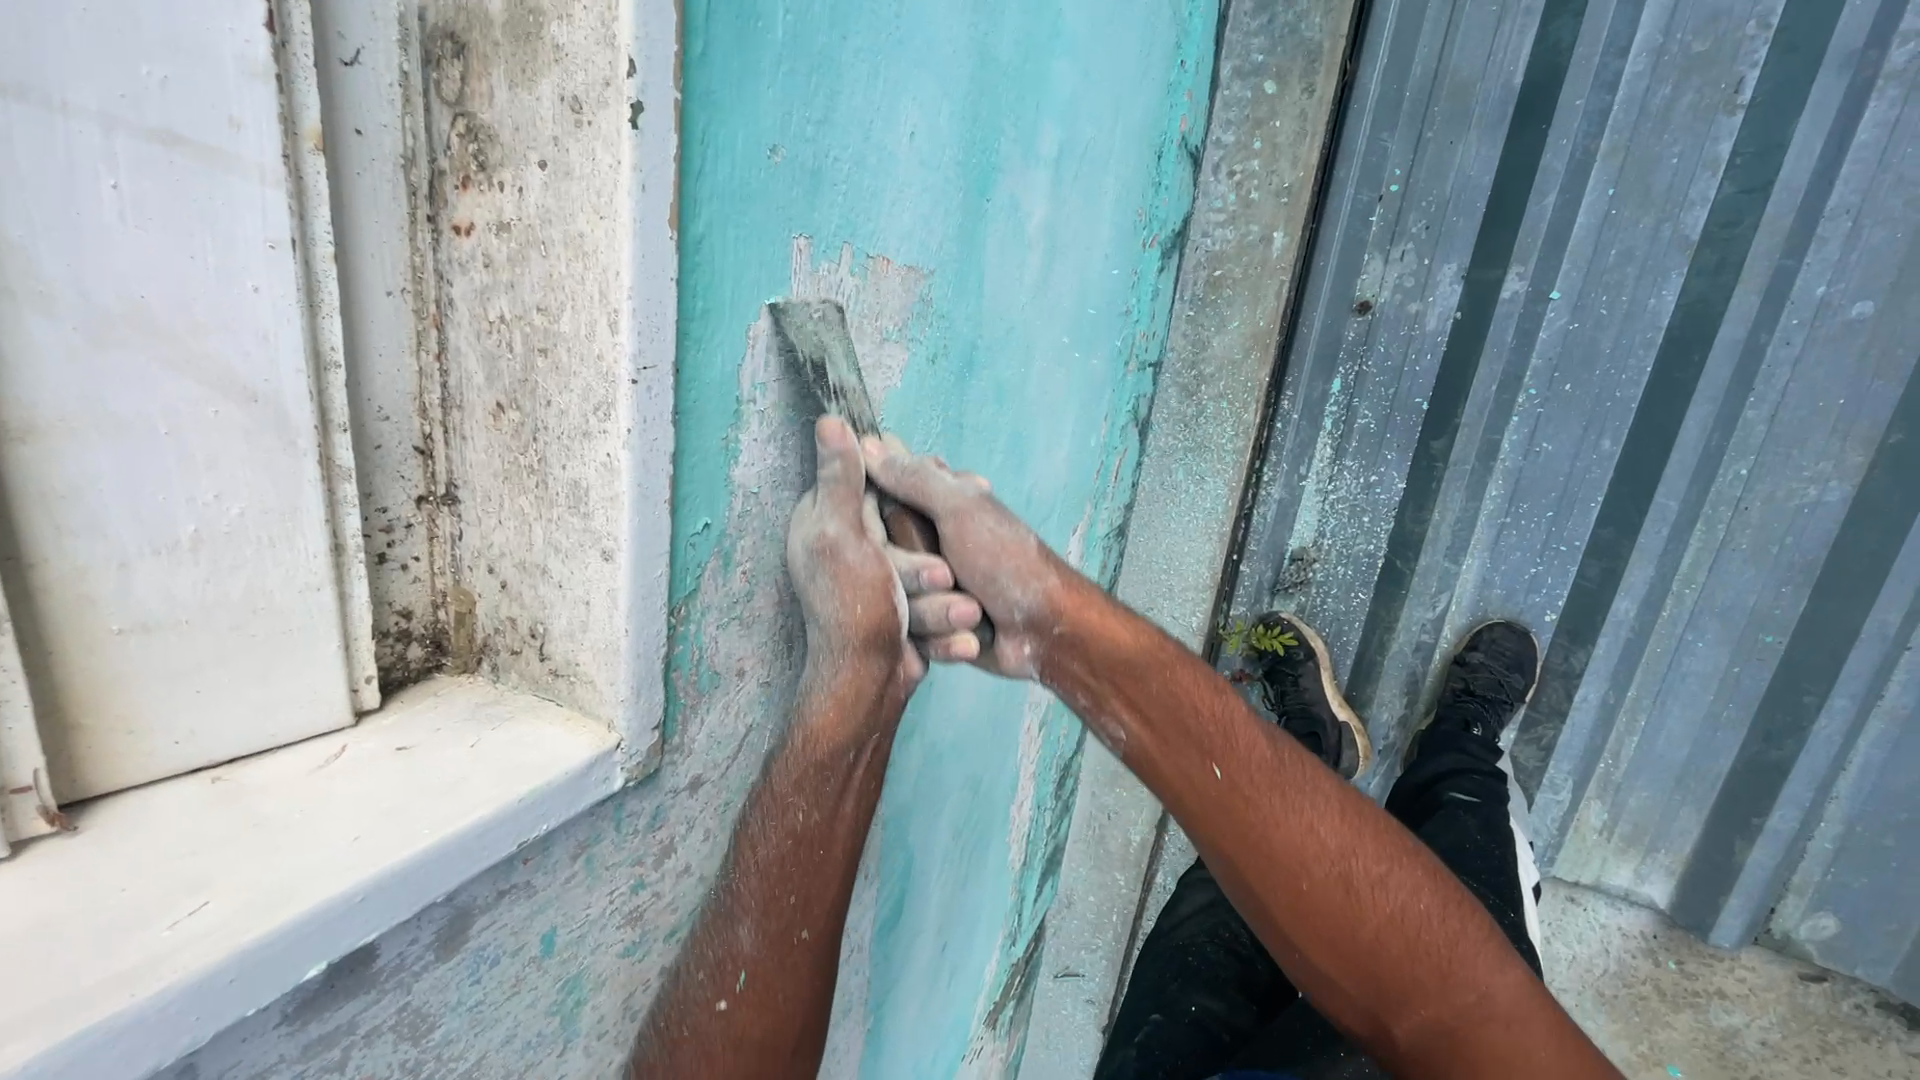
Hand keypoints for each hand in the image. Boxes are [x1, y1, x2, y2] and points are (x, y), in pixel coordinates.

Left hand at [787, 418, 978, 698]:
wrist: (872, 686)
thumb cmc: (853, 609)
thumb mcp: (842, 535)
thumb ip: (840, 479)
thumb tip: (829, 420)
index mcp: (825, 523)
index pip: (869, 490)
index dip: (902, 498)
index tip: (935, 499)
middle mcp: (848, 549)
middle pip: (906, 533)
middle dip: (927, 565)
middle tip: (943, 576)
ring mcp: (879, 584)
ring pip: (927, 571)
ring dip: (942, 600)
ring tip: (960, 615)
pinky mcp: (904, 611)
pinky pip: (934, 604)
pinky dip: (944, 624)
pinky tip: (958, 637)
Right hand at [861, 435, 1083, 679]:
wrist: (1044, 630)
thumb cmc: (1007, 561)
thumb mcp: (961, 510)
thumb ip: (914, 478)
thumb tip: (866, 444)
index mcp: (933, 506)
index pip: (876, 504)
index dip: (879, 523)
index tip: (896, 535)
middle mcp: (924, 543)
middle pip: (879, 558)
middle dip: (914, 576)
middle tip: (949, 578)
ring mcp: (926, 587)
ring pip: (894, 600)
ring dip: (934, 611)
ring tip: (971, 612)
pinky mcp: (930, 627)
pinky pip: (910, 636)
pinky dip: (942, 638)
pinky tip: (969, 638)